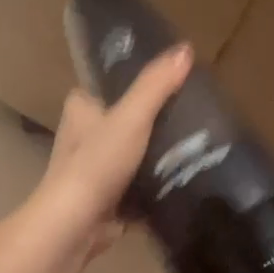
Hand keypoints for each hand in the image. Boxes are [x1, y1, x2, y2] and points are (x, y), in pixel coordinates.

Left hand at [30, 44, 192, 256]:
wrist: (76, 224)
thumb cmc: (97, 163)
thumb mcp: (131, 116)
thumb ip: (156, 85)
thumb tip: (185, 49)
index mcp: (81, 109)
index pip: (107, 85)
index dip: (133, 82)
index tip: (170, 80)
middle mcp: (83, 136)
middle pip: (123, 120)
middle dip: (151, 121)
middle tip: (192, 115)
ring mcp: (94, 170)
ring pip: (132, 154)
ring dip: (156, 154)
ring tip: (197, 145)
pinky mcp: (107, 199)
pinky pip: (137, 186)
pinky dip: (156, 185)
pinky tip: (186, 180)